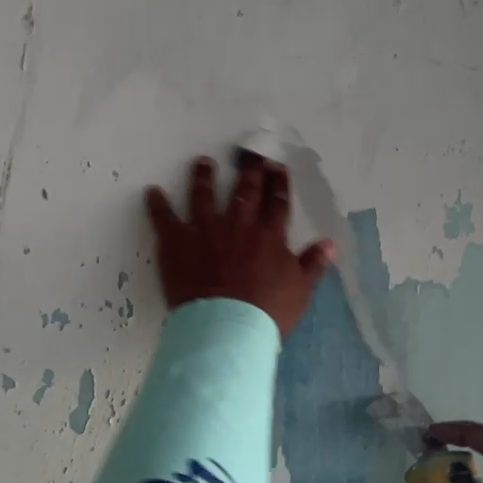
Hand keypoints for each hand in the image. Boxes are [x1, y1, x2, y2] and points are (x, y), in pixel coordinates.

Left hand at [144, 156, 333, 338]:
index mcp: (269, 235)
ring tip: (202, 163)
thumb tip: (330, 244)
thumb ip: (313, 264)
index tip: (276, 166)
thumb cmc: (267, 312)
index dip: (278, 183)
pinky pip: (164, 218)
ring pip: (203, 195)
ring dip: (202, 177)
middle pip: (244, 191)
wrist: (227, 327)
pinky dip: (157, 205)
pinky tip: (151, 193)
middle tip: (248, 155)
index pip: (277, 202)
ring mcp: (205, 230)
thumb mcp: (300, 290)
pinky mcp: (177, 243)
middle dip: (248, 171)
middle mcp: (238, 224)